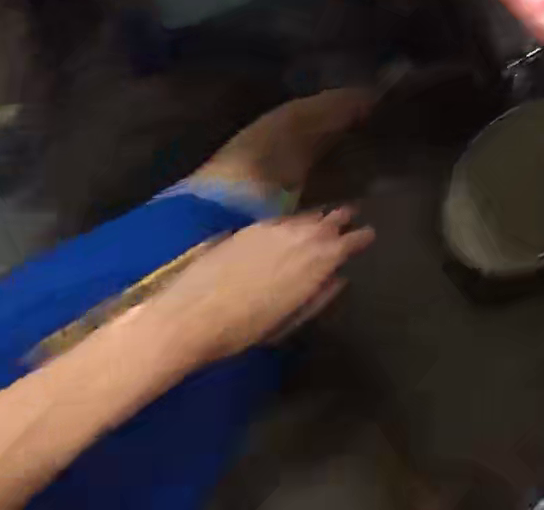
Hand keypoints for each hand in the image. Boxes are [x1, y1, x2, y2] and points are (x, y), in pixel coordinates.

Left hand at [142, 208, 374, 366]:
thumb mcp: (291, 318)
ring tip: (310, 231)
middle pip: (339, 214)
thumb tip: (338, 277)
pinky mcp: (248, 229)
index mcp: (326, 255)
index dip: (364, 238)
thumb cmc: (242, 328)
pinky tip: (275, 239)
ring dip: (315, 222)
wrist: (179, 322)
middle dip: (344, 220)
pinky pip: (280, 221)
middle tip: (341, 228)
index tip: (363, 242)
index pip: (360, 235)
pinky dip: (286, 226)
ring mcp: (277, 227)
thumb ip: (322, 294)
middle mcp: (308, 233)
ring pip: (309, 215)